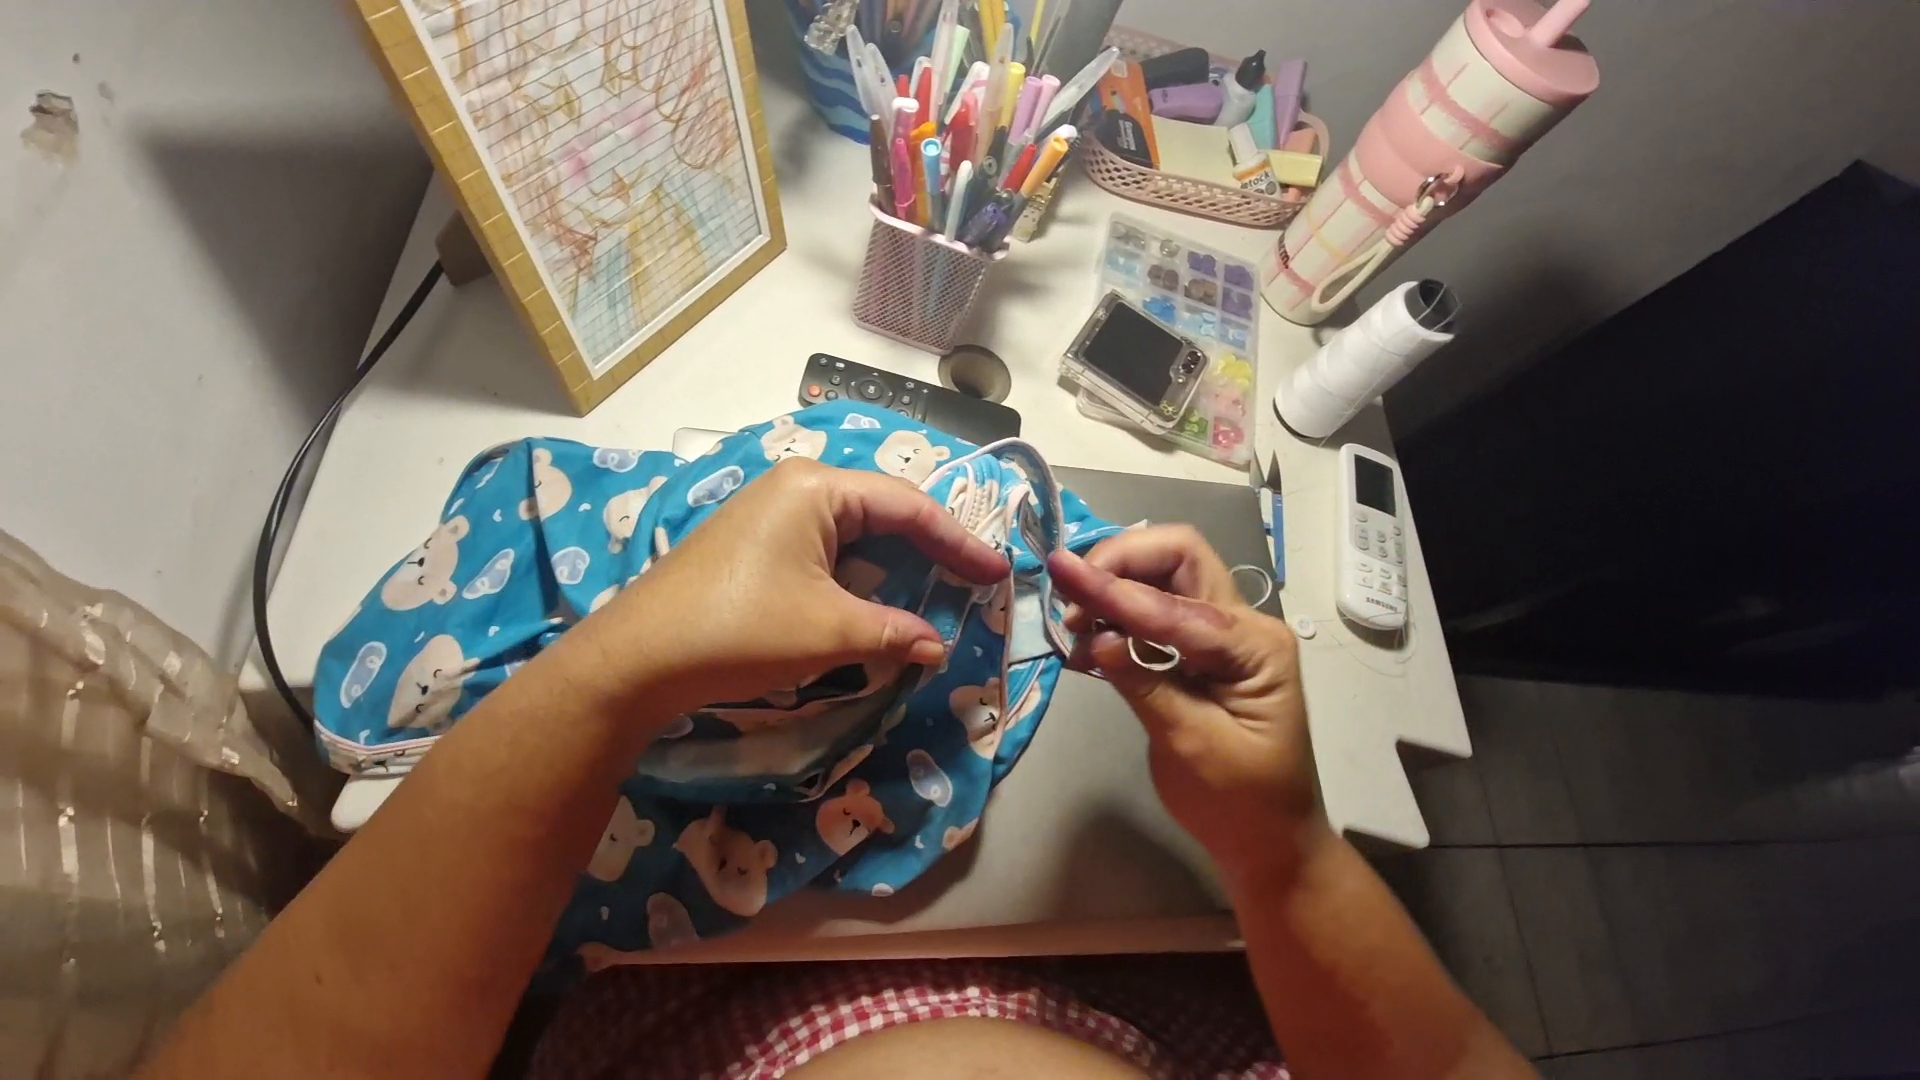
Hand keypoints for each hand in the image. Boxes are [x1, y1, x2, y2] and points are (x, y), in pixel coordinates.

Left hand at [567, 458, 1009, 720]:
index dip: (959, 542)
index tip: (997, 571)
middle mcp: (797, 487)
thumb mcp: (830, 631)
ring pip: (856, 533)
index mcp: (818, 488)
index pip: (909, 506)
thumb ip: (895, 632)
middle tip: (975, 581)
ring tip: (939, 590)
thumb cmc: (740, 630)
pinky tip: (879, 599)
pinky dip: (861, 575)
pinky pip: (828, 550)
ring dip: (897, 564)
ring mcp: (773, 514)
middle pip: (884, 512)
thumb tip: (937, 647)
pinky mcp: (758, 544)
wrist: (637, 660)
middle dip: (932, 549)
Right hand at [1047, 527, 1321, 882]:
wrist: (1268, 842)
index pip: (1176, 602)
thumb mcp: (1193, 746)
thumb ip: (1145, 685)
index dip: (1115, 590)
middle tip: (1073, 590)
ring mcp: (1219, 635)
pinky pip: (1151, 613)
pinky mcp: (1194, 651)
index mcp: (1254, 646)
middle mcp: (1241, 625)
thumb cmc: (1241, 802)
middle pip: (1178, 558)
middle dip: (1121, 560)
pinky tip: (1086, 638)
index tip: (1062, 573)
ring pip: (1163, 576)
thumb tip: (1095, 638)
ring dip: (1114, 584)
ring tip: (1074, 618)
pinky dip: (1115, 614)